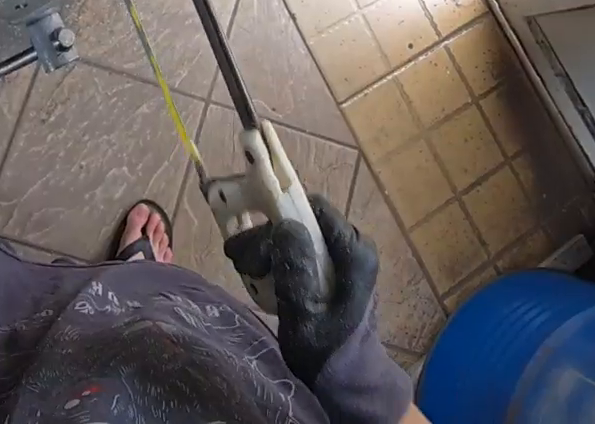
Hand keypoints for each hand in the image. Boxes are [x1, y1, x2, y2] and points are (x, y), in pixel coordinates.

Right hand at [224, 195, 381, 383]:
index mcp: (355, 252)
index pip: (313, 210)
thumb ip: (295, 271)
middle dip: (267, 238)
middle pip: (303, 221)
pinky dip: (278, 257)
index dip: (278, 218)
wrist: (349, 384)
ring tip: (245, 268)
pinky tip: (259, 273)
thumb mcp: (304, 316)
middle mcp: (353, 245)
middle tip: (239, 260)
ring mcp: (344, 256)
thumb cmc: (327, 355)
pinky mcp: (335, 268)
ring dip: (268, 248)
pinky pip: (302, 249)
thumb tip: (284, 226)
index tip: (251, 245)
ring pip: (298, 234)